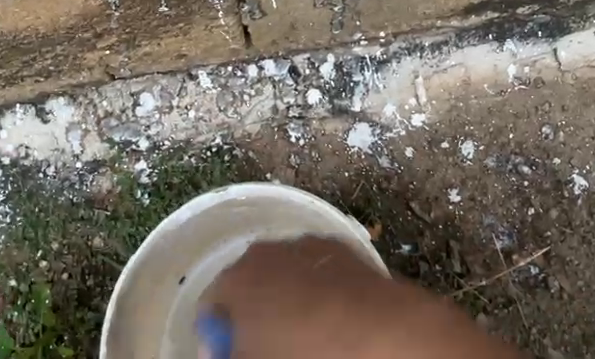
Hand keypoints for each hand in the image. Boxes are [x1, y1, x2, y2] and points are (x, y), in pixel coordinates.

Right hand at [199, 238, 523, 358]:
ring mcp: (307, 246)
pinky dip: (323, 294)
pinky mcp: (346, 252)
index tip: (232, 353)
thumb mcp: (253, 357)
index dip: (219, 336)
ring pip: (286, 275)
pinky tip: (338, 325)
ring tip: (308, 338)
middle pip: (247, 284)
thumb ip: (233, 351)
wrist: (384, 341)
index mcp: (234, 280)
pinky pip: (320, 274)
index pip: (209, 306)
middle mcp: (265, 251)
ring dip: (289, 300)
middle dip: (253, 314)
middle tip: (268, 347)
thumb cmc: (307, 356)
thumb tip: (228, 348)